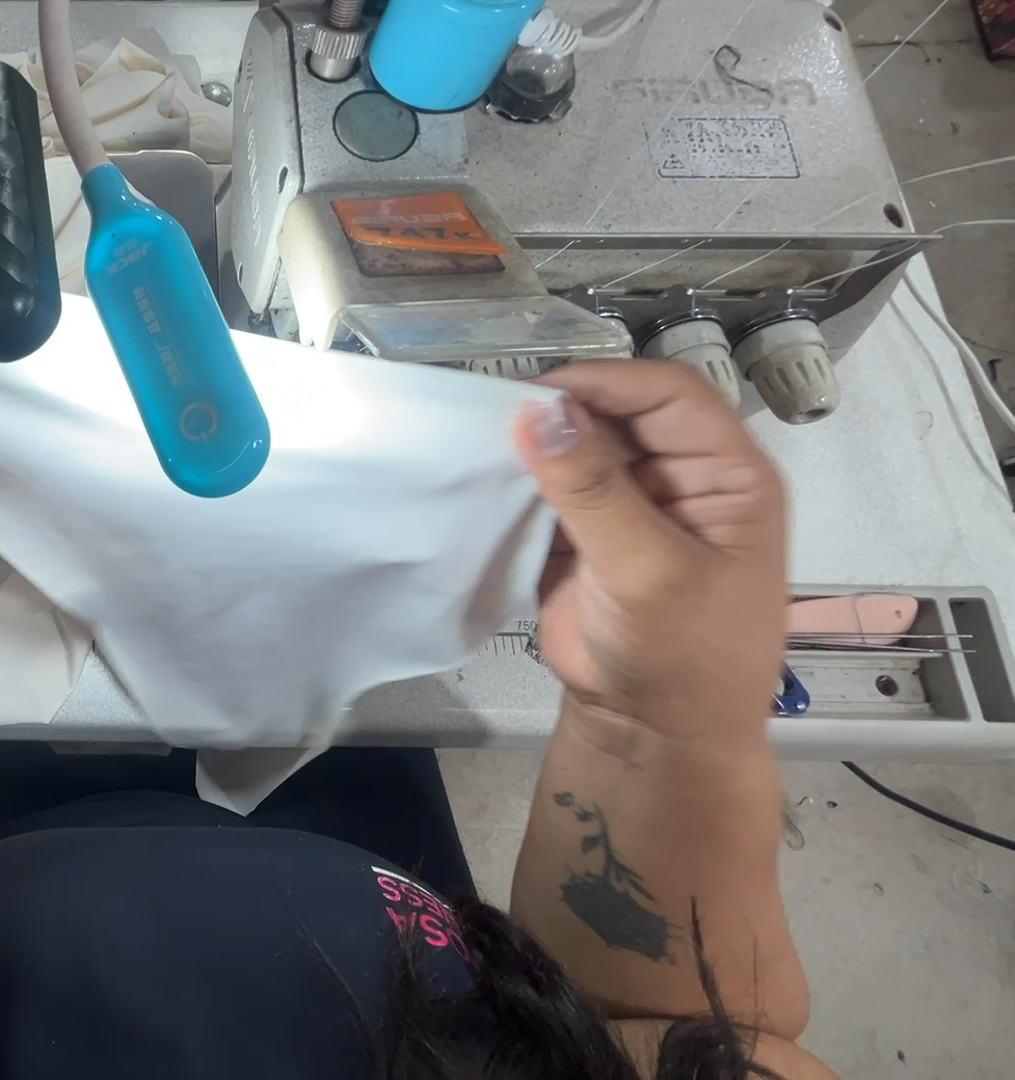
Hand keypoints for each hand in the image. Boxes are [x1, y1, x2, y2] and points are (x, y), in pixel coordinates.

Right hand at [512, 361, 787, 740]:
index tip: (530, 395)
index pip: (666, 395)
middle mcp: (672, 477)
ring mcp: (620, 506)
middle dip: (558, 412)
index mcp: (723, 473)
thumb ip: (592, 490)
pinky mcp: (574, 533)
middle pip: (613, 416)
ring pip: (571, 450)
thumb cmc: (681, 651)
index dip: (604, 383)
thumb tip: (537, 413)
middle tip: (490, 420)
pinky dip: (512, 482)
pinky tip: (480, 480)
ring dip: (529, 446)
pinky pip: (541, 491)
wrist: (647, 722)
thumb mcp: (646, 568)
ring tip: (476, 446)